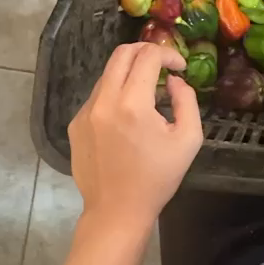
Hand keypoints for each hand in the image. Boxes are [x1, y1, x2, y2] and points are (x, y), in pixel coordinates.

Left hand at [68, 43, 201, 233]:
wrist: (116, 213)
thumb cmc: (157, 179)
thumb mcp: (188, 140)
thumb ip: (187, 100)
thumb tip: (173, 80)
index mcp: (133, 104)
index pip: (148, 56)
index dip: (168, 53)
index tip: (179, 67)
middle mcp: (104, 101)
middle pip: (122, 53)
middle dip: (146, 51)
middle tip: (163, 65)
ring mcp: (85, 112)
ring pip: (108, 73)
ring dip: (130, 73)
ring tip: (147, 93)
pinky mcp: (75, 124)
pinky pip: (98, 95)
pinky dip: (116, 93)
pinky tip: (127, 116)